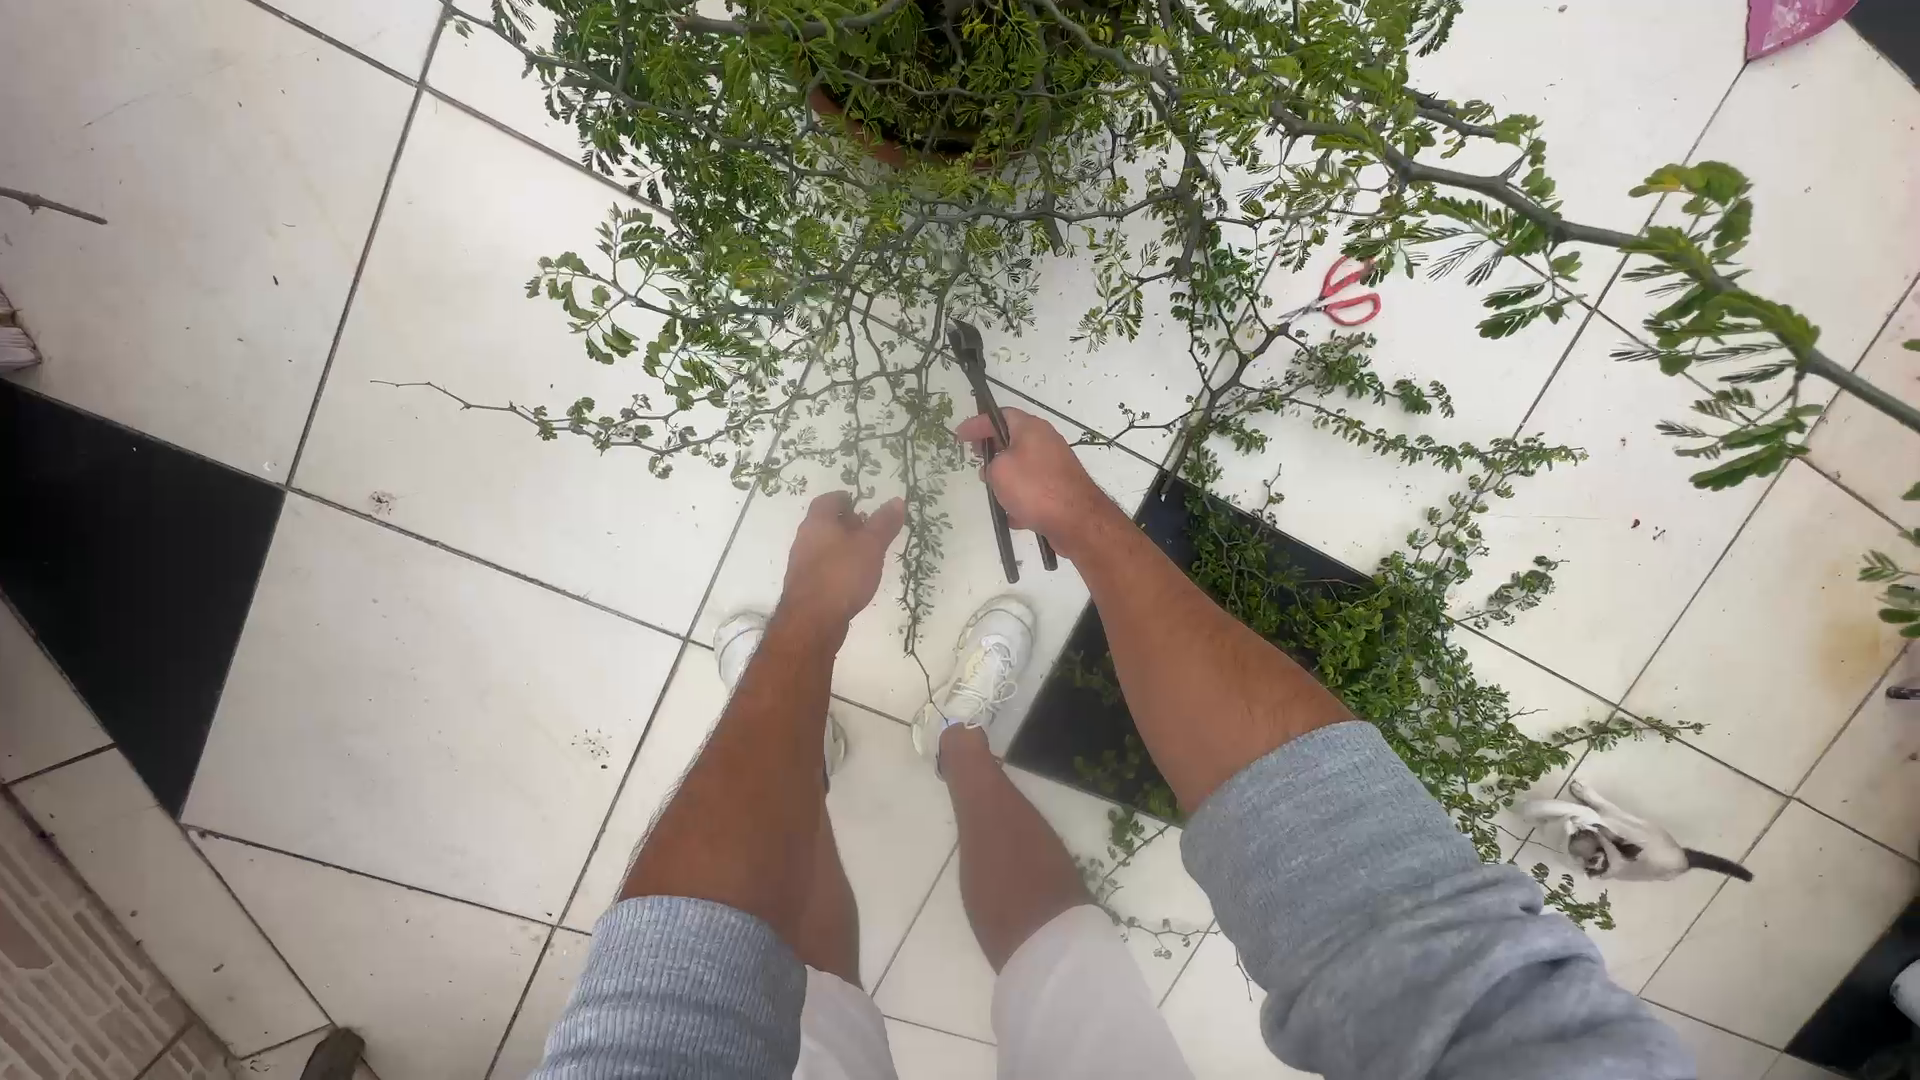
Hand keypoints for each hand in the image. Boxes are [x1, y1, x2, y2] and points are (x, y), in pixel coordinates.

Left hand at [777, 492, 906, 634]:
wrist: (812, 621)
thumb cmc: (842, 575)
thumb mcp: (870, 546)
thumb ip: (884, 523)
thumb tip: (897, 500)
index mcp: (817, 524)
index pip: (827, 501)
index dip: (843, 498)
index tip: (859, 502)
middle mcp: (804, 540)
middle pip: (824, 524)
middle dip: (846, 523)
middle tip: (868, 527)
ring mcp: (802, 565)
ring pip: (824, 547)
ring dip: (843, 546)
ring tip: (866, 554)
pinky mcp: (806, 588)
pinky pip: (824, 568)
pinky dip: (838, 566)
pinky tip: (854, 578)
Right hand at [954, 407, 1119, 559]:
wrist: (1076, 520)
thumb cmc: (1034, 488)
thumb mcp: (999, 470)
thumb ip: (991, 463)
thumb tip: (997, 468)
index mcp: (1031, 428)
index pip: (1000, 415)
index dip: (978, 423)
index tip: (960, 436)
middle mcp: (1046, 441)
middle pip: (1012, 439)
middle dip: (992, 451)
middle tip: (978, 462)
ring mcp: (1056, 466)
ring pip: (1022, 467)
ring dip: (1005, 478)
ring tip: (995, 493)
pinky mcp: (1061, 489)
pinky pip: (1033, 489)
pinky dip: (1021, 498)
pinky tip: (1013, 515)